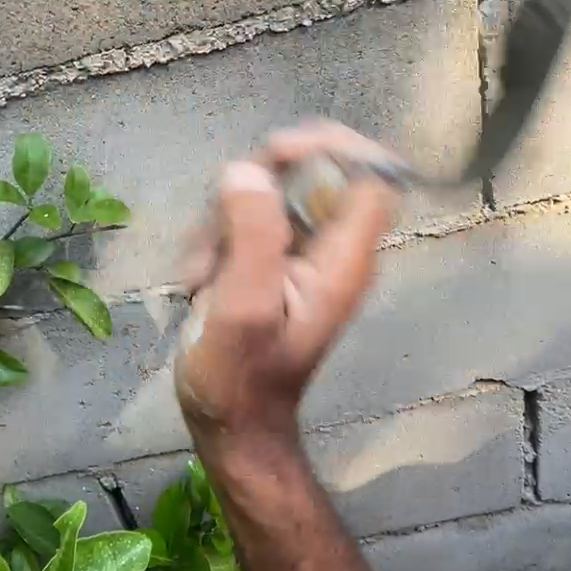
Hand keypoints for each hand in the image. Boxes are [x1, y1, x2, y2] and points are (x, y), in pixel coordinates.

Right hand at [175, 122, 401, 446]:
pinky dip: (214, 239)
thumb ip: (252, 235)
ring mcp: (298, 252)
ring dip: (221, 222)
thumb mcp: (243, 307)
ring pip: (264, 193)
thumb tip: (247, 170)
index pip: (372, 172)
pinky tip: (198, 278)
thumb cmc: (239, 377)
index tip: (278, 153)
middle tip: (217, 236)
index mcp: (343, 257)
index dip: (332, 146)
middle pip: (308, 171)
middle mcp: (329, 247)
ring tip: (202, 274)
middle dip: (252, 189)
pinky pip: (243, 219)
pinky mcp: (270, 260)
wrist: (231, 424)